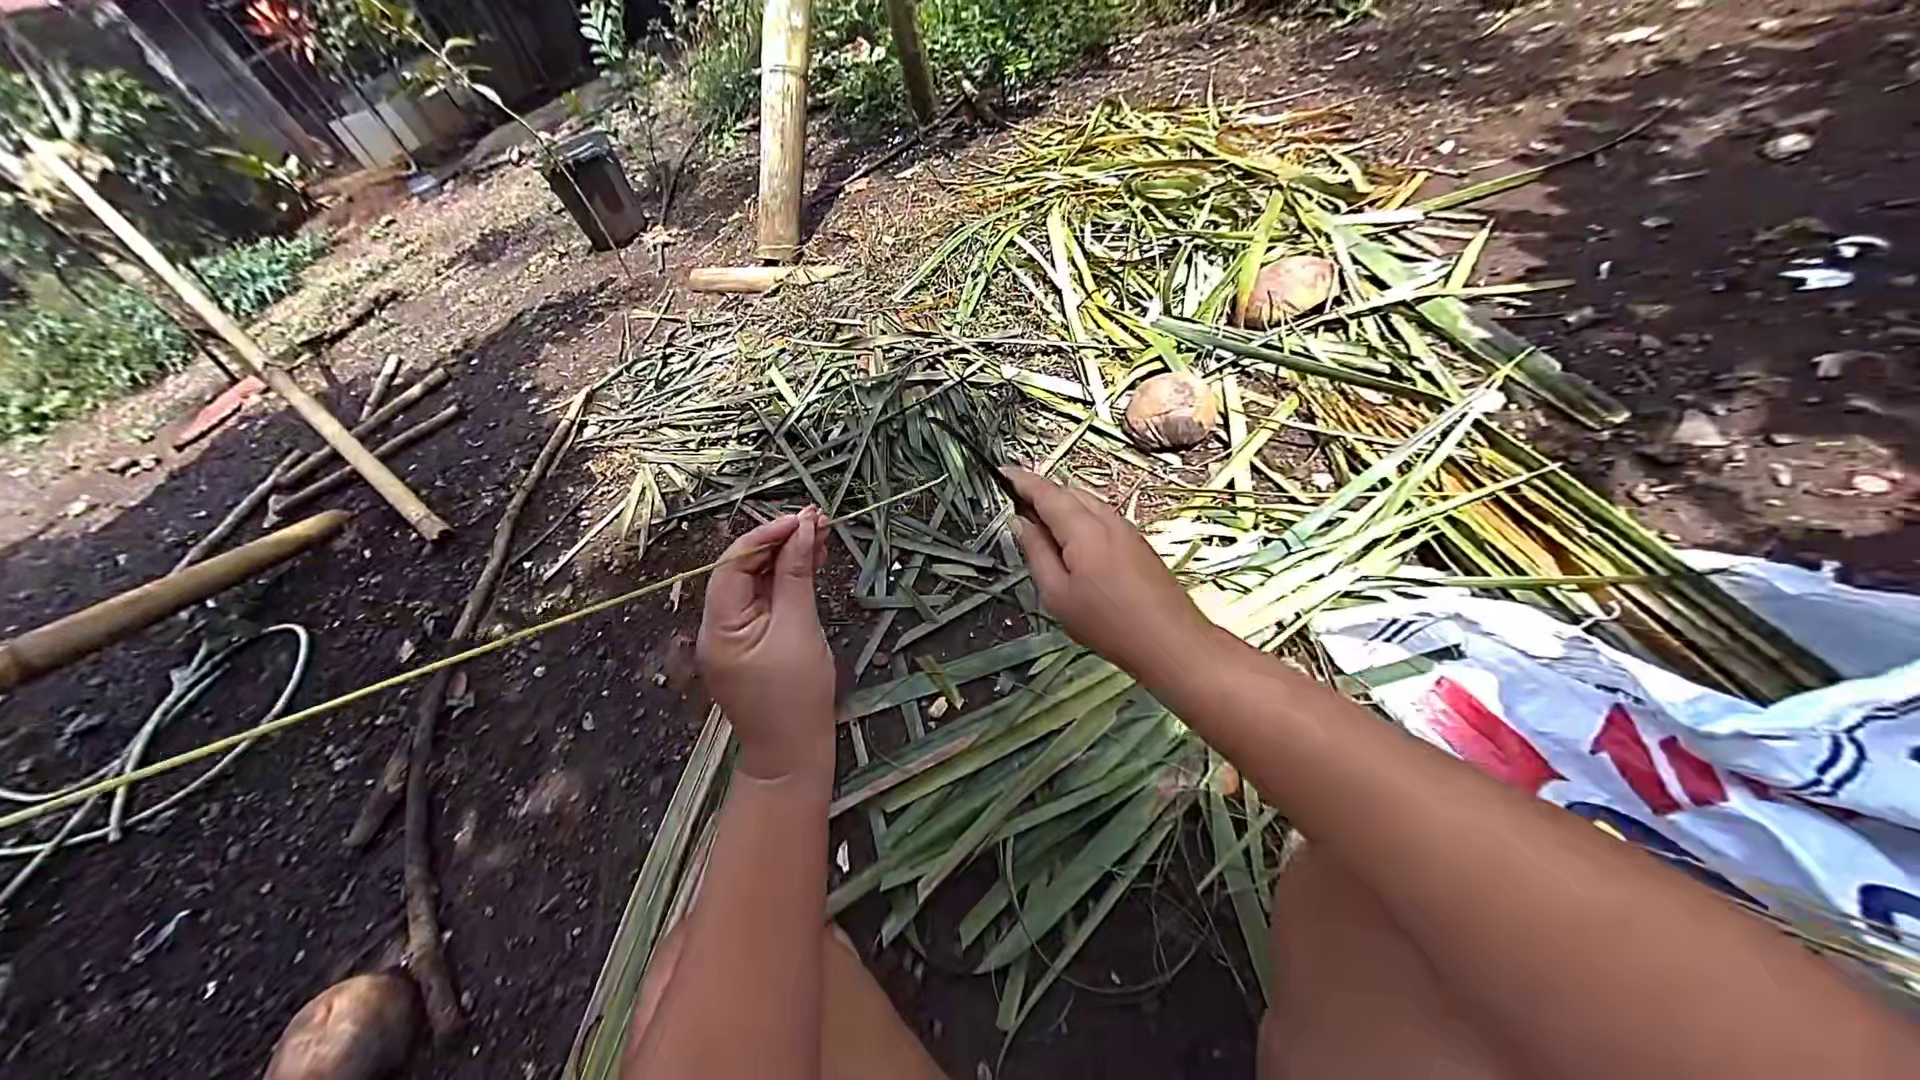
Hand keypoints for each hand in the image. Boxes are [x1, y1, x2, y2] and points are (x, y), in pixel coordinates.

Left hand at [697, 508, 835, 780]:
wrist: (793, 754)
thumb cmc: (797, 695)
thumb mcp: (799, 629)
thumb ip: (796, 576)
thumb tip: (802, 529)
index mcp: (718, 624)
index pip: (734, 563)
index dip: (767, 535)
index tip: (803, 519)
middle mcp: (717, 625)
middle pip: (744, 570)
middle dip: (780, 543)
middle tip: (818, 521)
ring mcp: (734, 635)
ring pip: (757, 584)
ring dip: (787, 559)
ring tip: (820, 534)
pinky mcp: (752, 644)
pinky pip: (766, 603)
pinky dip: (787, 583)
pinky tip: (811, 563)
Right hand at [1004, 468, 1214, 678]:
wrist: (1170, 640)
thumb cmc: (1107, 622)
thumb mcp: (1057, 594)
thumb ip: (1036, 553)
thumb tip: (1020, 523)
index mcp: (1083, 528)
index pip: (1046, 492)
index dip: (1021, 480)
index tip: (1002, 473)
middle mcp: (1107, 519)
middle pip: (1068, 492)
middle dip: (1041, 492)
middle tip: (1016, 503)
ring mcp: (1126, 529)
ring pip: (1087, 503)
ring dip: (1061, 504)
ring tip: (1040, 523)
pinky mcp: (1137, 543)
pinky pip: (1101, 516)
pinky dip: (1079, 517)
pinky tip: (1072, 541)